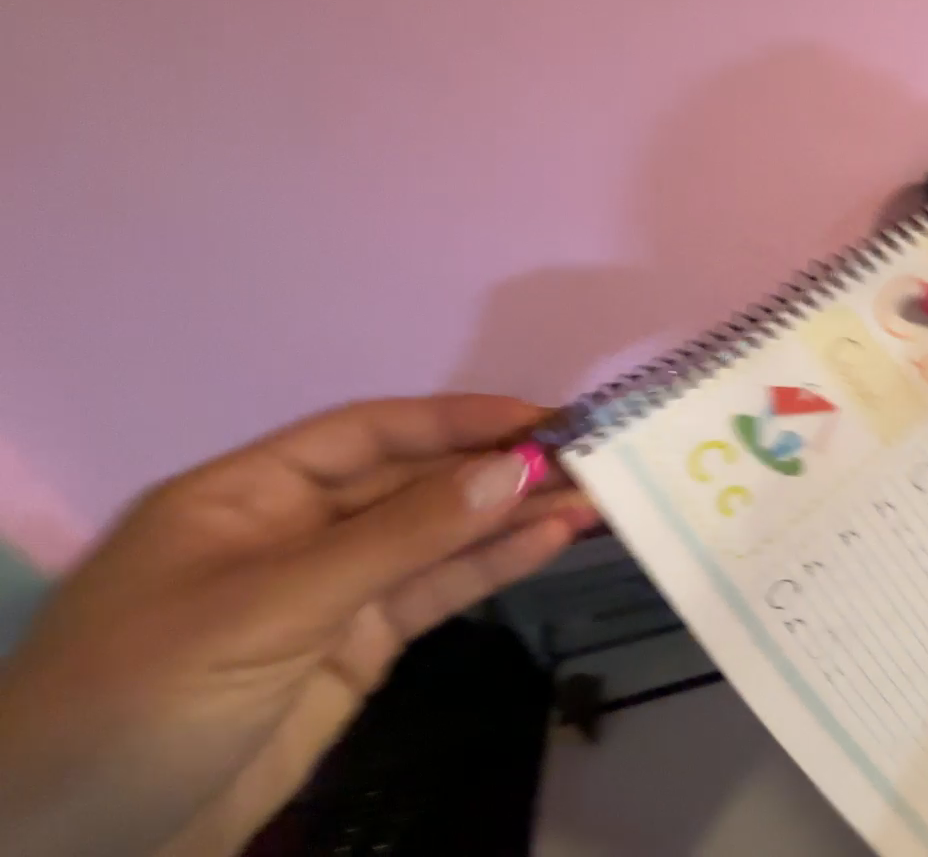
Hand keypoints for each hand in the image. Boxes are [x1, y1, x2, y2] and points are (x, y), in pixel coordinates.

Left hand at [0, 395, 599, 856]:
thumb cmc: (138, 703)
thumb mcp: (272, 606)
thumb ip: (402, 535)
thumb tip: (516, 468)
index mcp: (247, 495)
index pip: (369, 434)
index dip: (456, 419)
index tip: (538, 418)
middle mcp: (298, 530)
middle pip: (418, 483)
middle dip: (501, 469)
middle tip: (589, 458)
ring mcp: (335, 589)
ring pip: (442, 537)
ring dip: (516, 515)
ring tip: (595, 497)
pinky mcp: (363, 643)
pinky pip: (440, 590)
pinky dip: (497, 565)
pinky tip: (554, 540)